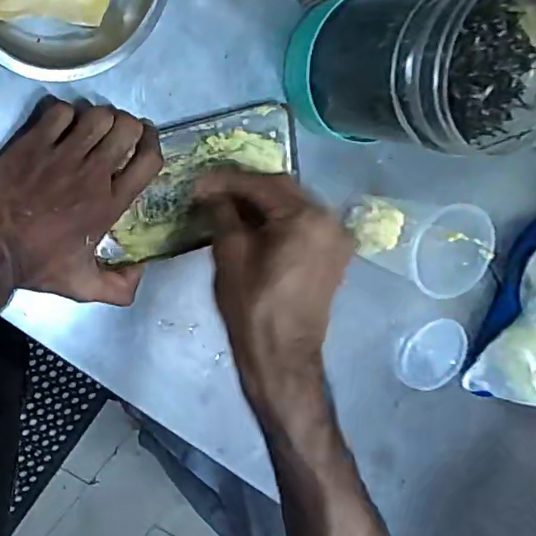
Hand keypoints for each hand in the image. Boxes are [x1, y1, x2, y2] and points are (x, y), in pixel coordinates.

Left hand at [0, 98, 162, 304]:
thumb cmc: (36, 266)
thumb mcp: (83, 286)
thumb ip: (119, 287)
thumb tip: (141, 272)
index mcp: (110, 203)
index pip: (148, 159)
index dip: (151, 142)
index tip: (144, 138)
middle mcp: (93, 173)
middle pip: (126, 127)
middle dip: (125, 124)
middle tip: (113, 131)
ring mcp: (61, 154)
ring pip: (96, 115)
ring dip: (96, 116)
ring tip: (86, 126)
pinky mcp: (32, 143)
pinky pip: (59, 111)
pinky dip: (63, 113)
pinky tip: (57, 125)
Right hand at [195, 170, 354, 417]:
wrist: (282, 354)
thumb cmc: (253, 304)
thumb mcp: (230, 253)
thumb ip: (223, 213)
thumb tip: (212, 193)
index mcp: (306, 217)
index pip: (262, 184)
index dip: (227, 180)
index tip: (199, 183)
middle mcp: (329, 220)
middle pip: (282, 189)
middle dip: (245, 187)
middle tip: (211, 190)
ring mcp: (336, 237)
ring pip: (294, 204)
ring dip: (261, 201)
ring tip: (227, 204)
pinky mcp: (333, 254)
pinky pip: (304, 222)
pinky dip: (278, 217)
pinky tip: (252, 223)